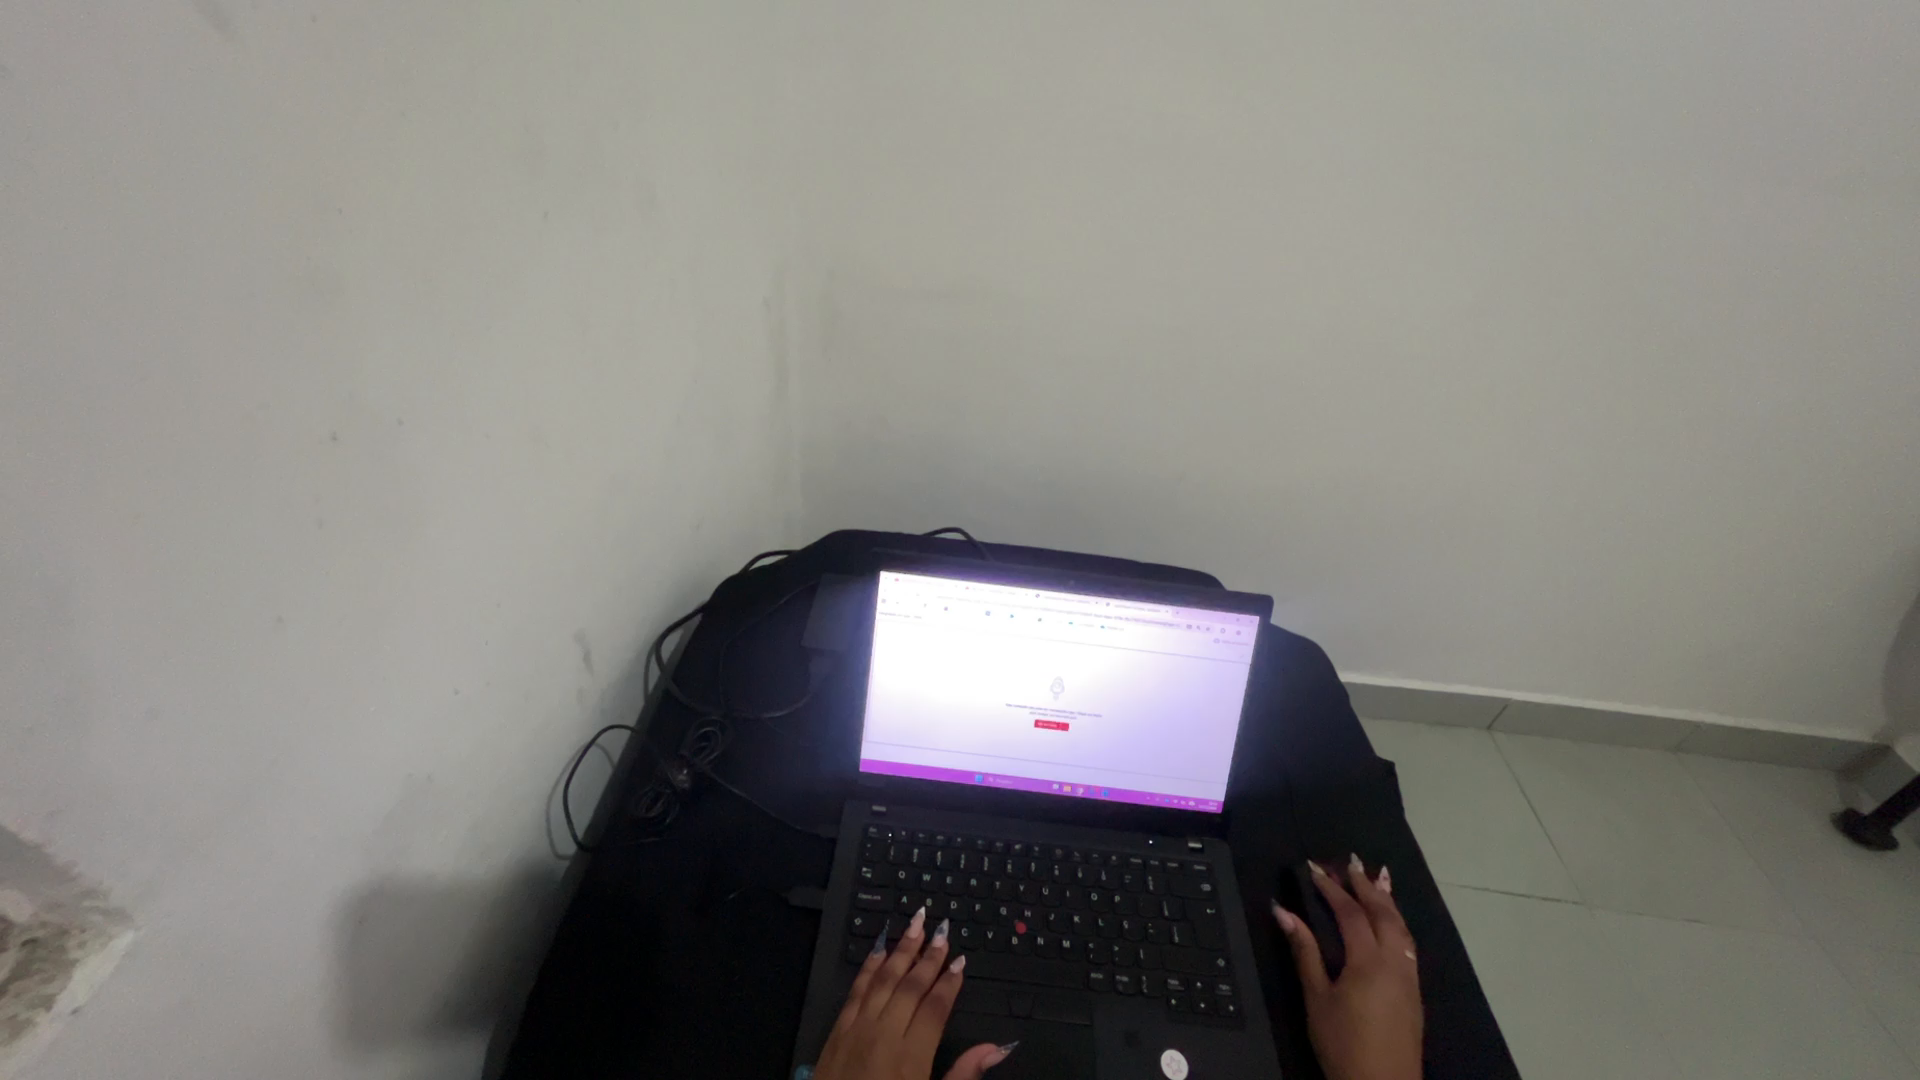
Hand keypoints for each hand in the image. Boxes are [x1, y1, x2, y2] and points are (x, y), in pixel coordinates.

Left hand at [812, 906, 1015, 1079]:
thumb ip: (962, 1074)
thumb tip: (997, 1048)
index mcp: (911, 1057)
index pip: (935, 1009)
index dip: (950, 983)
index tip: (961, 960)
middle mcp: (884, 1035)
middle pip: (911, 987)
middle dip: (929, 956)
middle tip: (943, 929)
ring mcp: (858, 1029)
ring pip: (884, 979)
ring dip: (901, 949)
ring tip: (916, 924)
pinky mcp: (837, 1031)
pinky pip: (856, 990)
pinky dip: (869, 967)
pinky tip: (878, 949)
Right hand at [1272, 856, 1421, 1079]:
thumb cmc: (1343, 1045)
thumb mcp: (1316, 998)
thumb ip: (1304, 951)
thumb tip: (1283, 911)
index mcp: (1368, 963)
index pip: (1351, 914)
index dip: (1332, 889)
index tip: (1314, 869)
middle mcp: (1394, 965)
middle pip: (1384, 915)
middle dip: (1367, 886)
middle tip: (1351, 862)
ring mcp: (1409, 980)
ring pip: (1401, 930)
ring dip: (1388, 901)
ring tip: (1379, 879)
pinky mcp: (1414, 995)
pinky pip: (1407, 946)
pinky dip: (1397, 924)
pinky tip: (1392, 923)